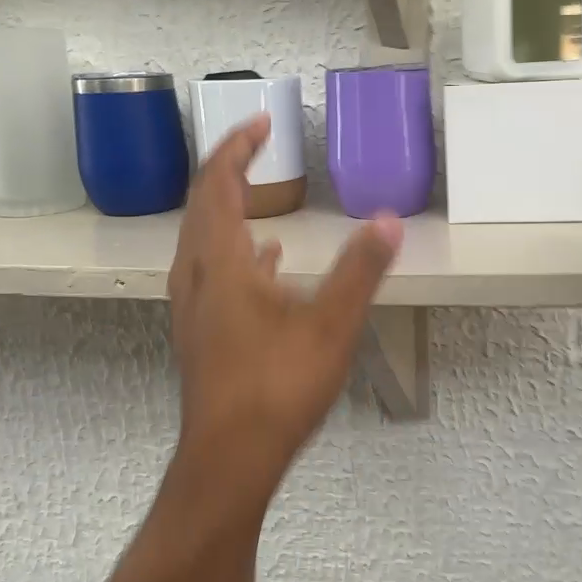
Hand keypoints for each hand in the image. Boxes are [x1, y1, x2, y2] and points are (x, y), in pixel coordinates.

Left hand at [167, 114, 403, 498]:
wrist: (229, 458)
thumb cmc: (278, 388)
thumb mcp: (331, 326)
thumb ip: (360, 270)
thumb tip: (389, 221)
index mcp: (222, 264)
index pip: (218, 185)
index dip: (237, 148)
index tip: (260, 122)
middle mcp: (197, 278)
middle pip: (201, 207)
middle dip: (227, 169)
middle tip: (256, 146)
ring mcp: (192, 309)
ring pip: (201, 241)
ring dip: (224, 209)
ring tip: (255, 194)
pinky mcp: (199, 335)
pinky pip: (209, 273)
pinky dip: (233, 252)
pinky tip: (264, 264)